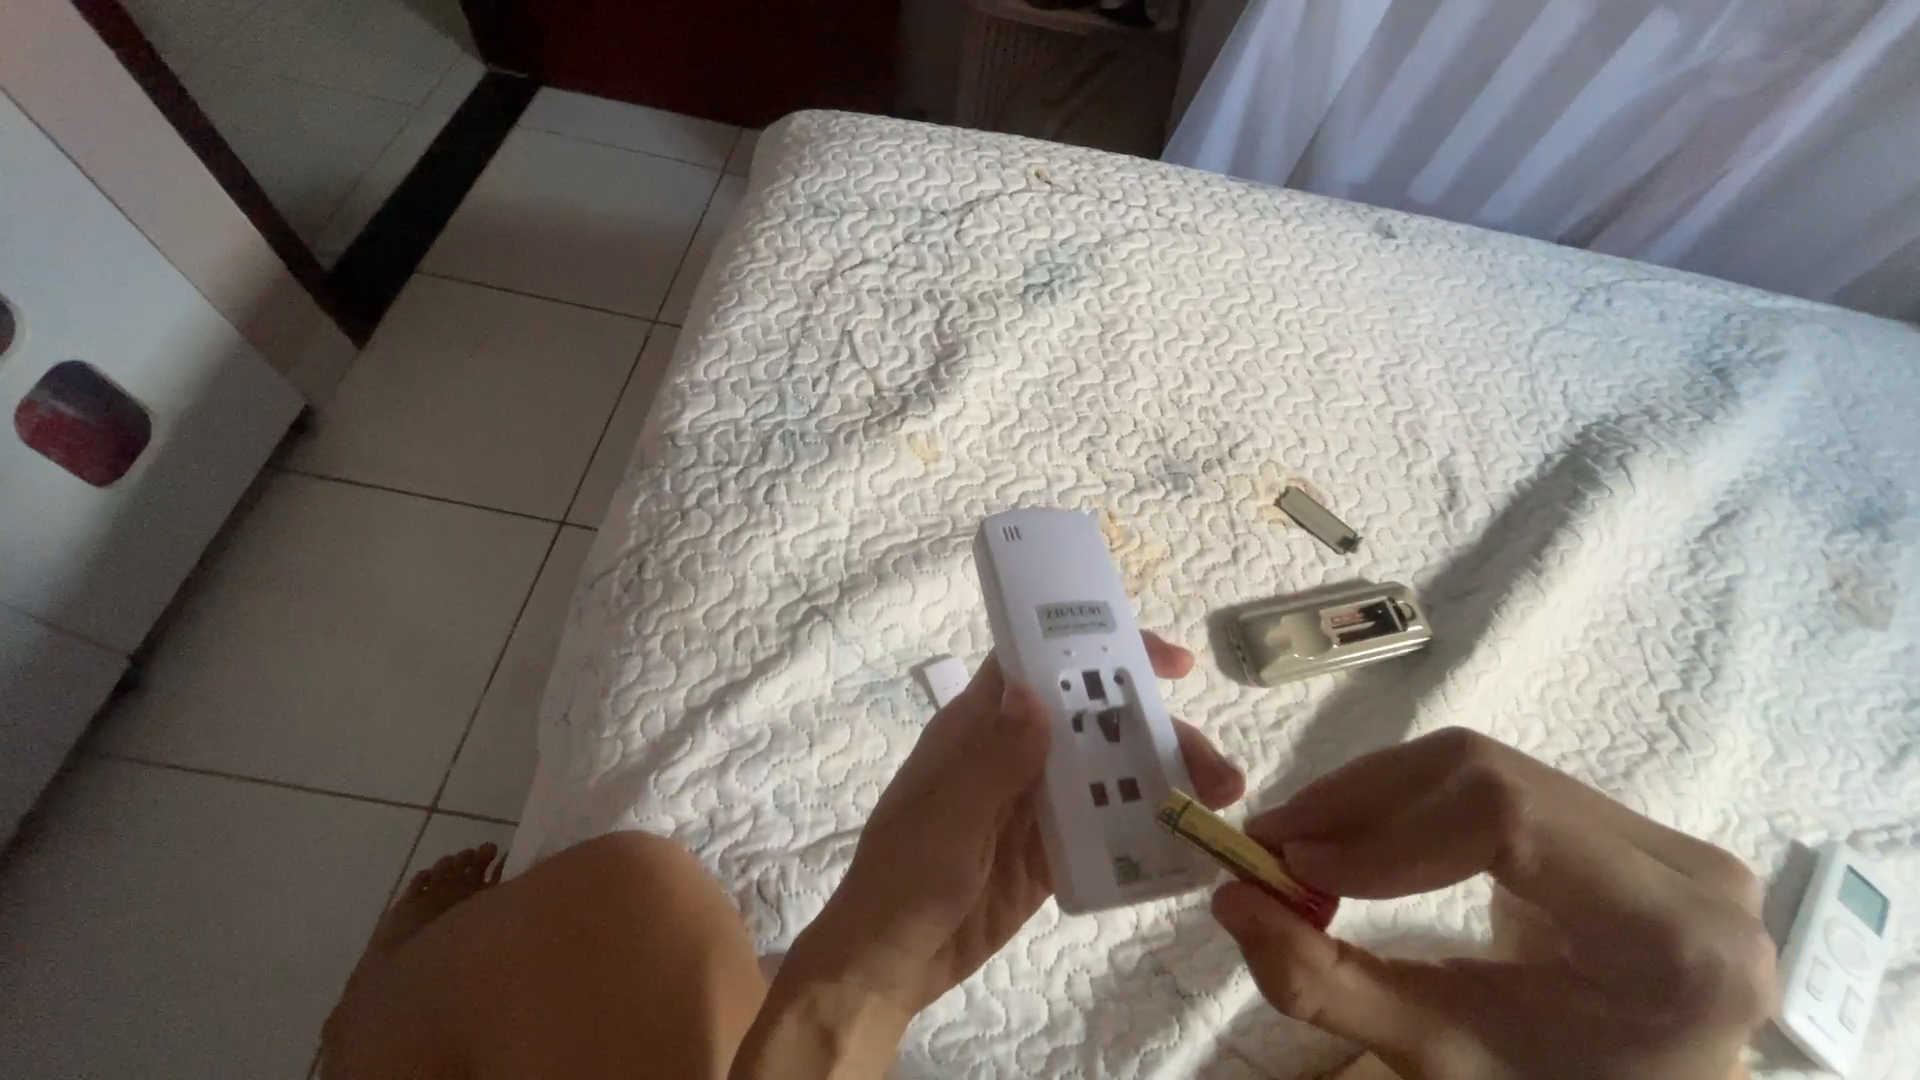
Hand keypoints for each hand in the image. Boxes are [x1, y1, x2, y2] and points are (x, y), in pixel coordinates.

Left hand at [784, 632, 1243, 1011]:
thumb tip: (1036, 695)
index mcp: (978, 728)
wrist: (888, 964)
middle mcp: (1013, 753)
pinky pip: (1106, 825)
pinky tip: (1188, 838)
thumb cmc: (901, 881)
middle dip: (1156, 728)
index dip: (1100, 650)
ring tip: (1219, 801)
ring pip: (1108, 769)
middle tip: (1214, 764)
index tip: (1167, 661)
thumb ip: (989, 762)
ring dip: (1162, 776)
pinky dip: (1146, 825)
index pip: (1041, 665)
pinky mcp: (1051, 849)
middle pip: (1093, 719)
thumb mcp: (943, 821)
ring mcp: (1035, 802)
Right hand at [1211, 728, 1775, 1079]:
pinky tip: (1351, 834)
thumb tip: (1228, 901)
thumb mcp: (1432, 1057)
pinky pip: (1476, 777)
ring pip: (1468, 762)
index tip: (1296, 869)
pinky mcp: (1602, 819)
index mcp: (1678, 940)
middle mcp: (1683, 866)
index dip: (1385, 831)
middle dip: (1356, 802)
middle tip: (1271, 844)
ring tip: (1299, 840)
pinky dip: (1393, 798)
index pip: (1506, 820)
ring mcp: (1647, 833)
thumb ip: (1324, 984)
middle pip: (1481, 774)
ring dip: (1364, 795)